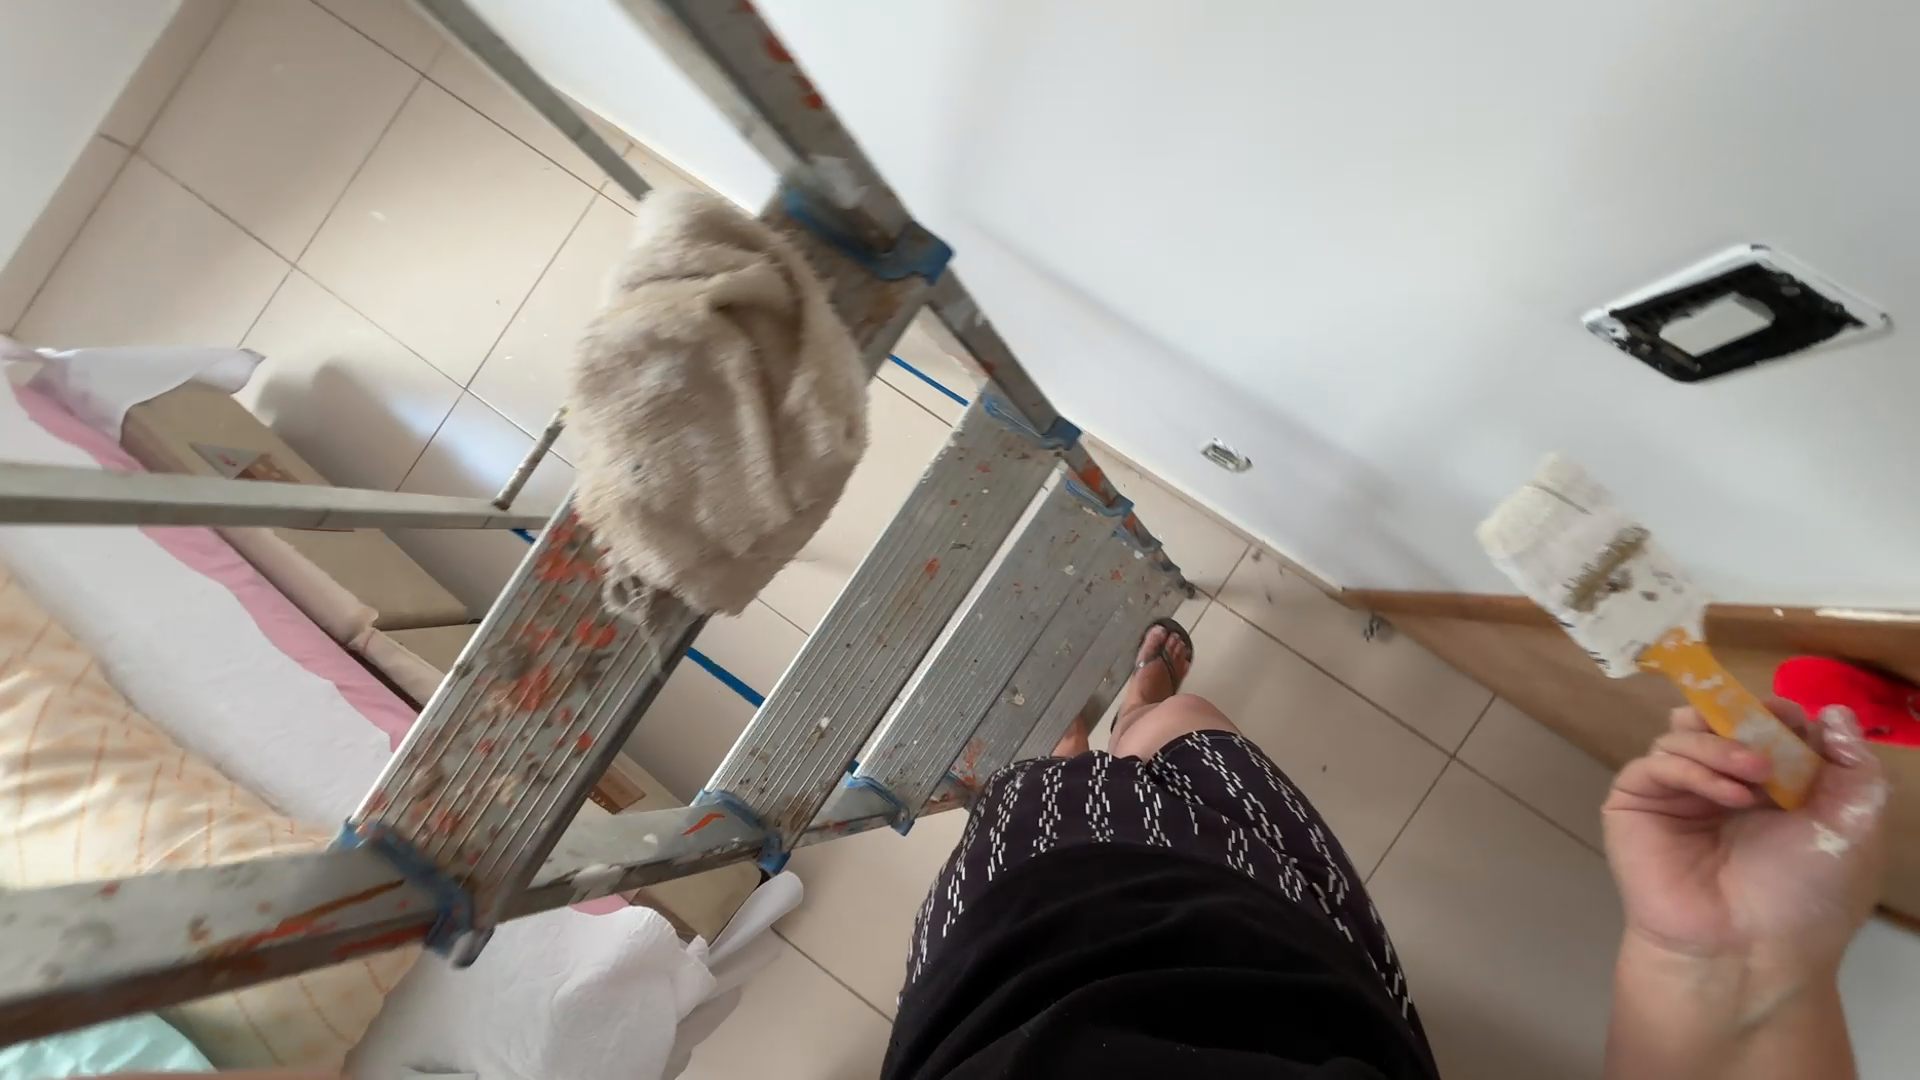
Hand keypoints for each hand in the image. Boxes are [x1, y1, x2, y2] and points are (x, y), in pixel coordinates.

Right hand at [1603, 700, 1887, 978]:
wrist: (1746, 945)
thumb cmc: (1806, 894)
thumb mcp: (1850, 830)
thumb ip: (1852, 772)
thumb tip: (1838, 713)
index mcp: (1771, 789)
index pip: (1763, 732)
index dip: (1775, 714)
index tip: (1790, 714)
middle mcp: (1718, 783)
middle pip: (1710, 724)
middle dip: (1734, 718)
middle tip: (1760, 731)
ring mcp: (1672, 791)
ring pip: (1678, 737)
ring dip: (1718, 745)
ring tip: (1754, 773)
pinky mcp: (1634, 799)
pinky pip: (1653, 764)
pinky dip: (1691, 769)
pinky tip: (1727, 796)